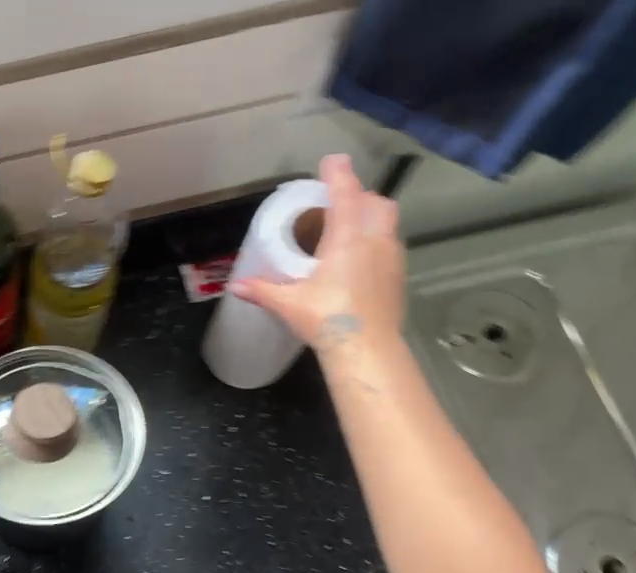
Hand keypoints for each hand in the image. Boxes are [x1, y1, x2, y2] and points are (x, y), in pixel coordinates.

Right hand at [230, 154, 406, 356]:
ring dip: (371, 219)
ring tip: (350, 232)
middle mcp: (374, 240)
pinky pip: (390, 247)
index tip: (331, 160)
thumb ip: (263, 291)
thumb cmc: (327, 319)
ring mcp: (392, 257)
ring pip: (387, 223)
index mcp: (347, 239)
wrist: (366, 348)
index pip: (345, 194)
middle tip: (339, 205)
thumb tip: (236, 287)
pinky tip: (361, 262)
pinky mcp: (398, 276)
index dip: (337, 174)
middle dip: (360, 197)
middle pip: (376, 203)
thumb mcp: (289, 304)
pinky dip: (377, 243)